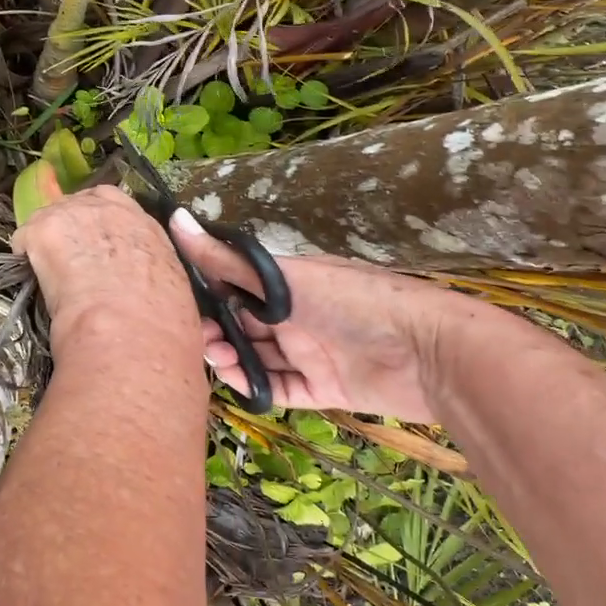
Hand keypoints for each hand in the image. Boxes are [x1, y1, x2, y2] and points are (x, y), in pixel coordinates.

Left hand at [12, 188, 197, 349]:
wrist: (128, 332)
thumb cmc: (162, 328)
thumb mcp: (177, 296)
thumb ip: (162, 281)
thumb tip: (168, 303)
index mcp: (146, 225)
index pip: (115, 205)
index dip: (98, 224)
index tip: (92, 245)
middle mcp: (109, 209)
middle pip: (77, 205)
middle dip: (69, 227)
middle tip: (67, 259)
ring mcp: (73, 213)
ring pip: (49, 219)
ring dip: (47, 242)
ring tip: (50, 275)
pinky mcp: (43, 226)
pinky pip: (25, 238)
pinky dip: (25, 257)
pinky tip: (34, 279)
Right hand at [168, 209, 480, 422]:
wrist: (431, 354)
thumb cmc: (353, 302)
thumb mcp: (282, 278)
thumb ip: (224, 259)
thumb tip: (174, 217)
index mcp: (285, 286)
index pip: (233, 289)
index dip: (206, 297)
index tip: (182, 304)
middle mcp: (294, 317)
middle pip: (240, 325)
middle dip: (213, 330)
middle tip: (197, 338)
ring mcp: (309, 354)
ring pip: (255, 356)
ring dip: (230, 357)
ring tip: (216, 358)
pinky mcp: (323, 388)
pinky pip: (279, 388)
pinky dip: (254, 386)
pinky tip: (237, 380)